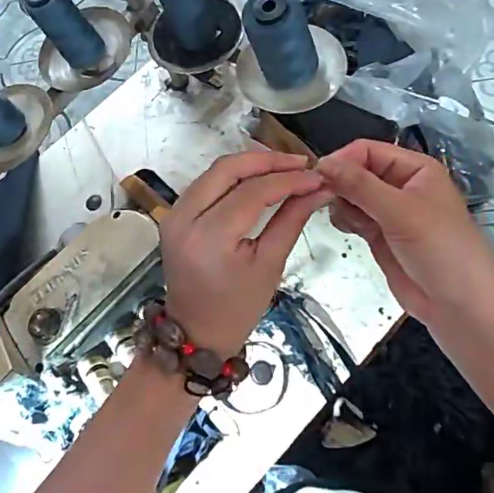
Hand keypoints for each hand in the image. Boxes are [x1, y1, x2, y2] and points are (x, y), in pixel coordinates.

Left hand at [159, 152, 332, 355]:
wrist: (195, 332)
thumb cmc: (237, 308)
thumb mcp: (270, 265)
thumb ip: (292, 220)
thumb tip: (319, 189)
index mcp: (208, 238)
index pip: (253, 192)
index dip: (288, 179)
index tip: (317, 176)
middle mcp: (184, 218)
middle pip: (228, 169)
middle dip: (267, 160)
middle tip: (302, 163)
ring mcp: (174, 214)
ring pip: (215, 171)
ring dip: (252, 164)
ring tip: (287, 168)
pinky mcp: (174, 214)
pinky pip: (207, 183)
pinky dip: (235, 175)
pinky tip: (261, 177)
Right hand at [318, 140, 493, 325]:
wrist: (460, 307)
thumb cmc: (441, 250)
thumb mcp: (401, 212)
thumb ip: (360, 185)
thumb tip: (323, 162)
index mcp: (414, 169)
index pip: (368, 150)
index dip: (343, 160)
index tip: (318, 177)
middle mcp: (400, 185)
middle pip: (356, 171)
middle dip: (338, 182)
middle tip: (321, 199)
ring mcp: (389, 211)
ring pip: (350, 194)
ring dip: (341, 202)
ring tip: (345, 220)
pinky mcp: (379, 234)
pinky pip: (353, 216)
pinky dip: (345, 219)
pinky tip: (348, 230)